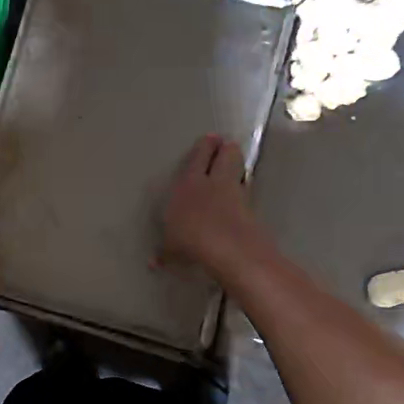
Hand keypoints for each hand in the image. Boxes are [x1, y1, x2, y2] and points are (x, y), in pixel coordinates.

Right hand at [161, 134, 266, 277]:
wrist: (228, 248)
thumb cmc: (190, 242)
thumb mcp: (172, 249)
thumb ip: (164, 252)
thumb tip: (153, 263)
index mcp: (187, 185)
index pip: (198, 158)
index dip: (204, 148)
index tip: (209, 140)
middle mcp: (212, 183)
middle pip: (225, 155)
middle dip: (224, 149)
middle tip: (223, 145)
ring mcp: (234, 192)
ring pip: (239, 167)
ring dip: (237, 163)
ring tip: (234, 162)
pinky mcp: (250, 206)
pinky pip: (246, 189)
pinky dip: (243, 187)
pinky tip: (241, 191)